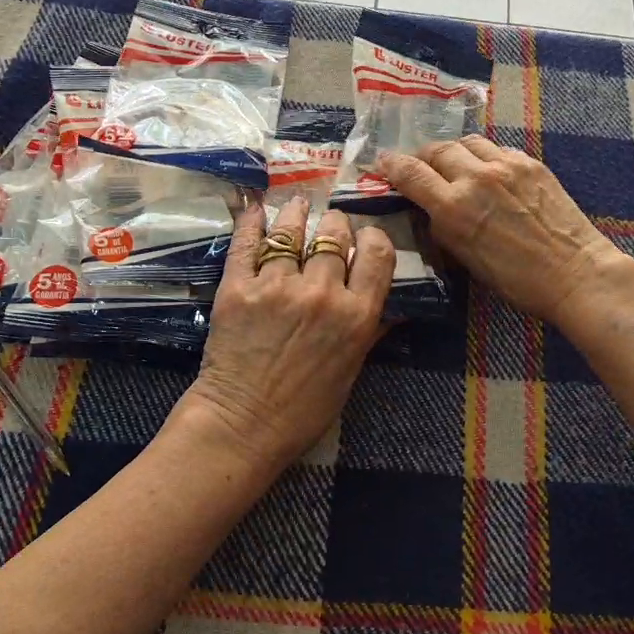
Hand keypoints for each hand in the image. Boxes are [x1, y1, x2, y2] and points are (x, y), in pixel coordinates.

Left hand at [177, 197, 395, 468]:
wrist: (243, 427)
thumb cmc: (305, 410)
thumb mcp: (352, 370)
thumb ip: (371, 330)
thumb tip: (395, 306)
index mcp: (356, 315)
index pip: (377, 253)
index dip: (373, 238)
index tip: (366, 238)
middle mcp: (322, 292)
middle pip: (334, 234)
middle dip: (335, 225)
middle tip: (329, 227)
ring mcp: (277, 286)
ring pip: (291, 230)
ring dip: (297, 214)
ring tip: (297, 206)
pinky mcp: (238, 287)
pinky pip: (247, 242)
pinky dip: (252, 222)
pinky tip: (257, 210)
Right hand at [378, 135, 633, 325]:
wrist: (575, 272)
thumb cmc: (519, 281)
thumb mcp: (467, 260)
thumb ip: (444, 227)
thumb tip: (432, 209)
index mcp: (454, 207)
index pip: (410, 173)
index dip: (390, 166)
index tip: (382, 164)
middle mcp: (476, 177)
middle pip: (437, 150)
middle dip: (423, 156)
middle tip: (419, 165)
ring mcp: (506, 165)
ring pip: (468, 142)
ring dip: (455, 151)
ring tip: (454, 163)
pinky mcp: (531, 163)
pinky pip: (498, 149)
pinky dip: (486, 156)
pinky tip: (489, 171)